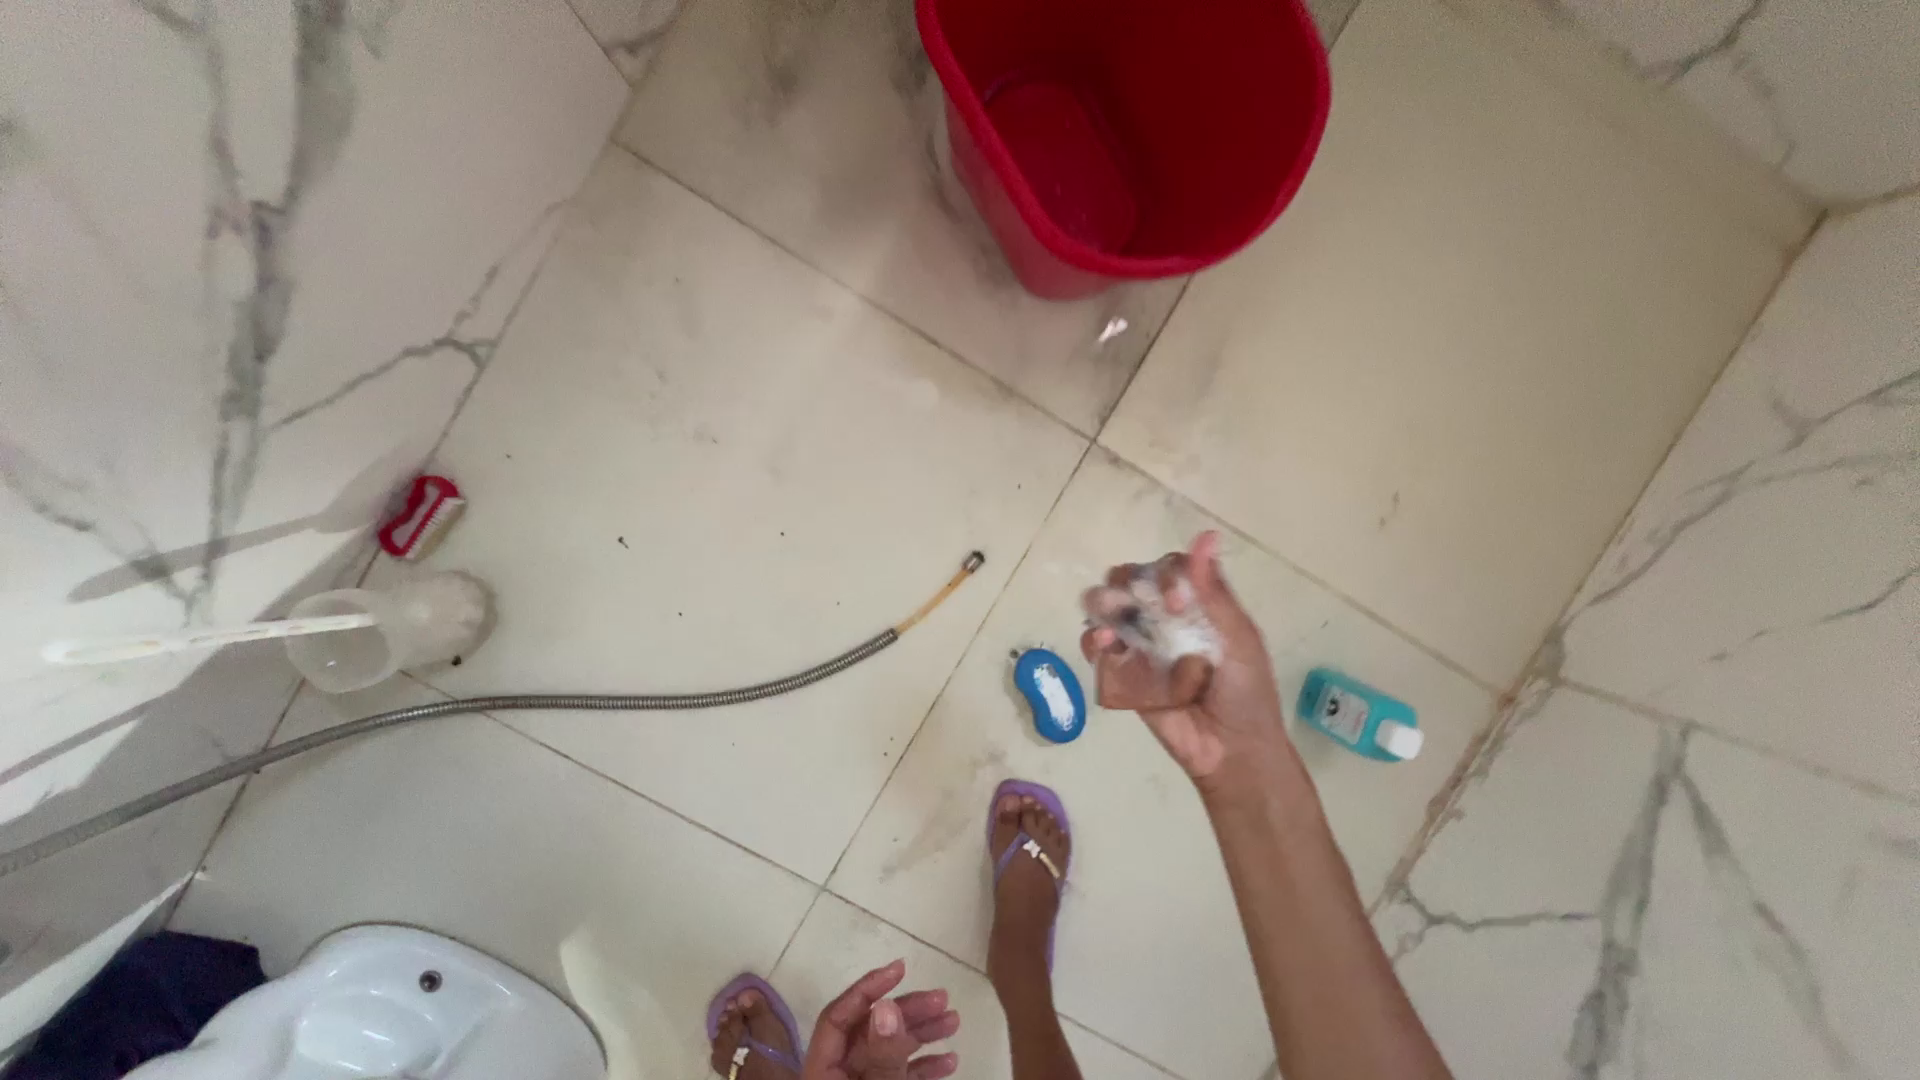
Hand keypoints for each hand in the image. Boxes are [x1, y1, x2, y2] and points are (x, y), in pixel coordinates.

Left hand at [802, 959, 958, 1079]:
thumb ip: (881, 1055)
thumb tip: (887, 1004)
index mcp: (821, 1071)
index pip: (838, 1016)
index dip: (868, 988)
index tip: (900, 967)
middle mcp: (838, 1076)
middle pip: (871, 1031)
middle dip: (908, 1012)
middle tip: (942, 997)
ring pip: (890, 1051)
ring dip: (923, 1034)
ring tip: (953, 1021)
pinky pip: (900, 1077)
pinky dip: (923, 1067)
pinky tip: (949, 1060)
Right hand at [1080, 531, 1287, 793]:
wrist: (1232, 749)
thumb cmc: (1247, 692)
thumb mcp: (1240, 639)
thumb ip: (1215, 593)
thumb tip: (1207, 536)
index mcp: (1196, 603)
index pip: (1168, 567)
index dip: (1167, 575)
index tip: (1180, 601)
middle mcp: (1163, 616)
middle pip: (1129, 579)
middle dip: (1127, 584)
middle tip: (1142, 608)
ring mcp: (1139, 643)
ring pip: (1105, 607)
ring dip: (1103, 605)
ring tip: (1113, 625)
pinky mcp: (1121, 672)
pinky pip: (1096, 648)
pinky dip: (1093, 641)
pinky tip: (1104, 645)